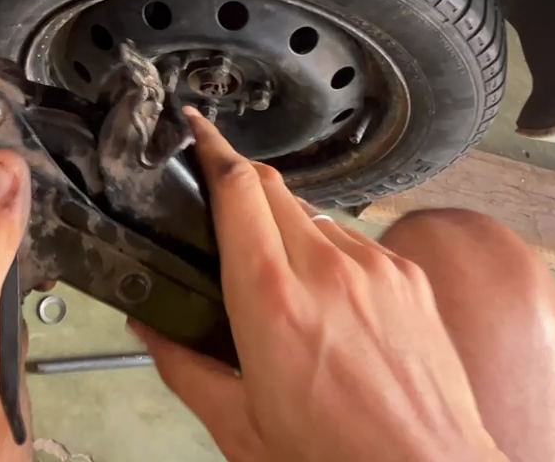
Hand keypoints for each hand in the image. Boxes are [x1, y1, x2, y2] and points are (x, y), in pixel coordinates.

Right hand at [134, 111, 505, 461]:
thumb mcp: (239, 428)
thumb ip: (183, 365)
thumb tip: (147, 323)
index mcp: (271, 301)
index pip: (238, 190)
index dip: (213, 148)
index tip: (195, 126)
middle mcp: (325, 268)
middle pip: (272, 187)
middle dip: (241, 181)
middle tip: (222, 200)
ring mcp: (373, 265)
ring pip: (313, 214)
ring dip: (288, 227)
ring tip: (284, 280)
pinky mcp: (407, 273)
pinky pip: (354, 240)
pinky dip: (331, 253)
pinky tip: (332, 300)